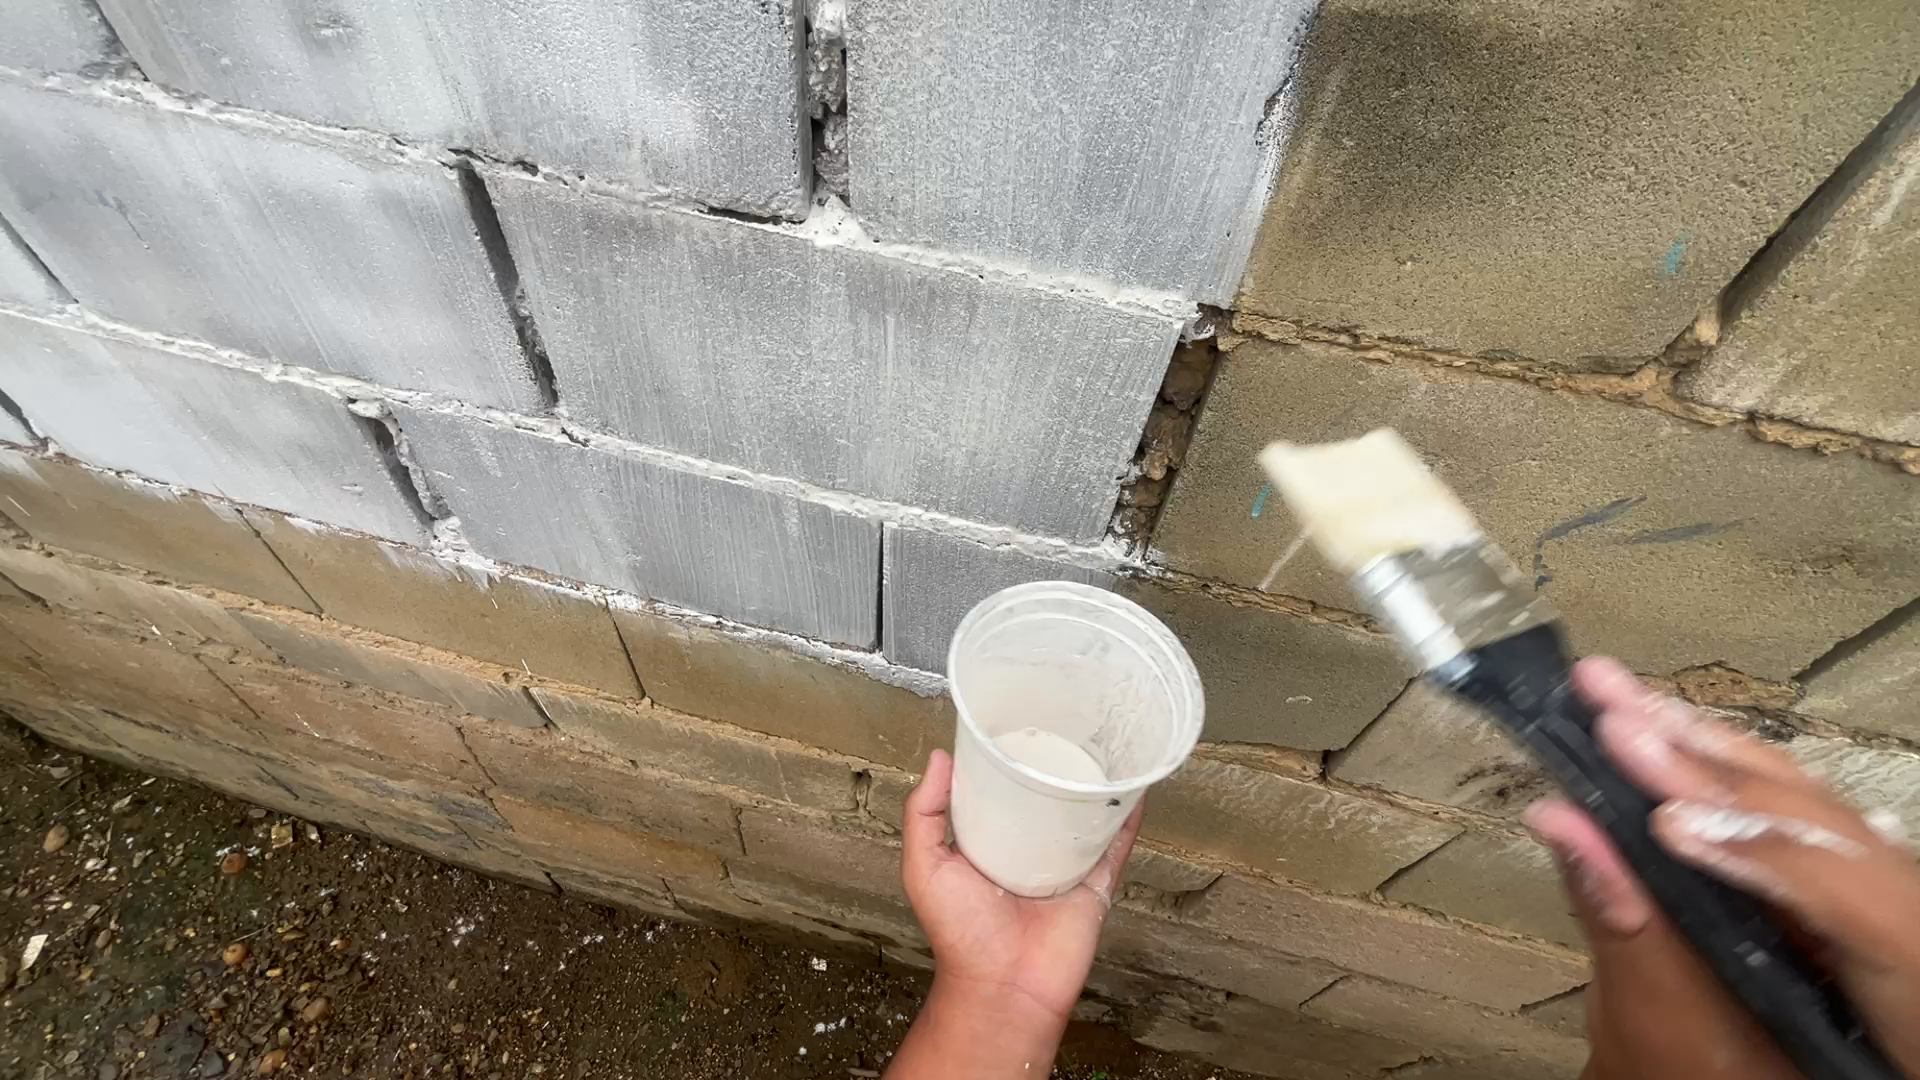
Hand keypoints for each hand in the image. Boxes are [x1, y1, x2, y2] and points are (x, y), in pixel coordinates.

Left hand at [883, 748, 1140, 1078]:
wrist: (1004, 988)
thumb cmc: (960, 934)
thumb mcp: (927, 867)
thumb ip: (924, 813)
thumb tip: (940, 757)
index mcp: (991, 840)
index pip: (1000, 788)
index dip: (1006, 758)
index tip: (1013, 723)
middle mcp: (1030, 847)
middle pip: (1047, 796)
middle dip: (1054, 764)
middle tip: (1063, 724)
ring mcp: (1066, 863)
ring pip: (1084, 814)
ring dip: (1094, 784)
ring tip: (1104, 744)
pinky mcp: (1096, 882)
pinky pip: (1116, 843)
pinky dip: (1128, 816)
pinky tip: (1136, 786)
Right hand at [1527, 656, 1919, 1079]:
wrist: (1710, 1079)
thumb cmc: (1688, 1076)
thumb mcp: (1663, 1026)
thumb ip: (1625, 926)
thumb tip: (1557, 819)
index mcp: (1913, 1022)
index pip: (1885, 930)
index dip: (1779, 865)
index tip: (1664, 821)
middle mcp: (1911, 954)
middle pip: (1849, 850)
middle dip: (1719, 777)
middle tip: (1615, 714)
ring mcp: (1880, 918)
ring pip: (1822, 819)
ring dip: (1708, 752)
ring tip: (1620, 698)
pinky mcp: (1828, 893)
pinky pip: (1795, 818)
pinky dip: (1717, 768)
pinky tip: (1661, 726)